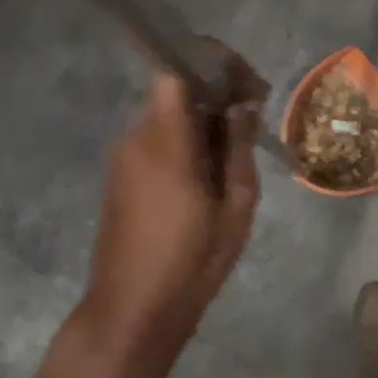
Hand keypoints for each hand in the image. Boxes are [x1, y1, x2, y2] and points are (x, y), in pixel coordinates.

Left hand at [83, 48, 268, 342]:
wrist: (130, 314)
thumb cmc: (190, 263)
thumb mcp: (235, 206)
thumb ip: (239, 147)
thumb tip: (244, 106)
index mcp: (164, 141)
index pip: (177, 68)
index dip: (214, 63)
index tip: (250, 88)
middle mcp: (136, 138)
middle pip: (176, 89)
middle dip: (218, 91)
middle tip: (257, 115)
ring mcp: (123, 157)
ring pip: (169, 113)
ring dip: (205, 117)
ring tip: (241, 147)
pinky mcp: (120, 176)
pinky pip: (158, 137)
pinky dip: (187, 138)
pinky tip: (213, 170)